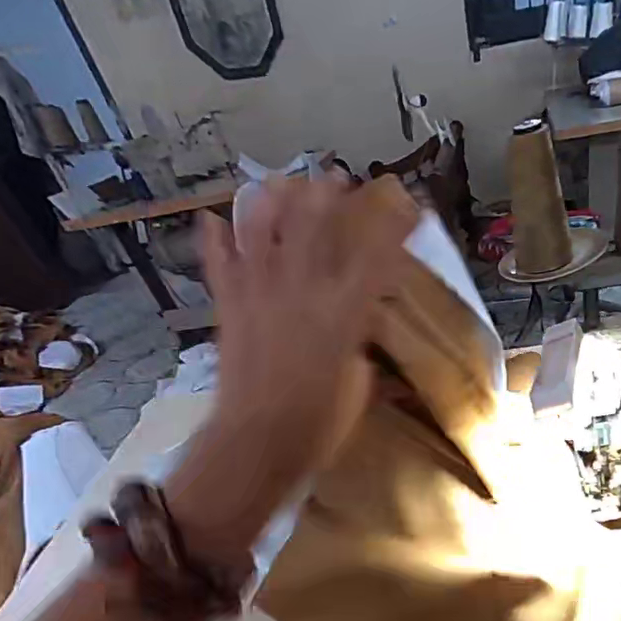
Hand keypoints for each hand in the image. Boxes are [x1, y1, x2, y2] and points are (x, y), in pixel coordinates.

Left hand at [200, 179, 405, 468]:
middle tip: (333, 176)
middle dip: (325, 195)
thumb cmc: (319, 425)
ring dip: (271, 202)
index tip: (409, 204)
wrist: (256, 443)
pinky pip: (218, 266)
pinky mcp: (228, 308)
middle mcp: (301, 292)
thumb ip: (357, 346)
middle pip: (312, 227)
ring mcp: (259, 295)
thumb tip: (355, 330)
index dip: (394, 226)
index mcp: (342, 314)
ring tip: (277, 181)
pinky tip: (210, 218)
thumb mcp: (358, 385)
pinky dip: (213, 241)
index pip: (376, 258)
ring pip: (261, 232)